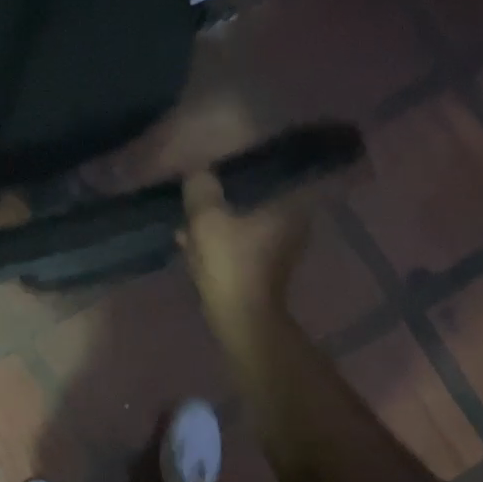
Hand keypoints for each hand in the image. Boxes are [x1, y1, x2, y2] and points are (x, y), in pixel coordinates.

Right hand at [180, 170, 319, 343]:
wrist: (241, 317)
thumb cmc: (231, 263)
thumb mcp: (208, 220)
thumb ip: (201, 190)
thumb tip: (197, 169)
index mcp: (290, 206)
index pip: (273, 171)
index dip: (245, 166)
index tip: (222, 164)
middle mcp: (293, 223)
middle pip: (256, 198)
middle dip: (226, 197)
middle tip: (201, 191)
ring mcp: (280, 248)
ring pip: (245, 222)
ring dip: (219, 221)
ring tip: (189, 220)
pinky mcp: (264, 268)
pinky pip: (240, 244)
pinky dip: (220, 242)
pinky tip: (192, 243)